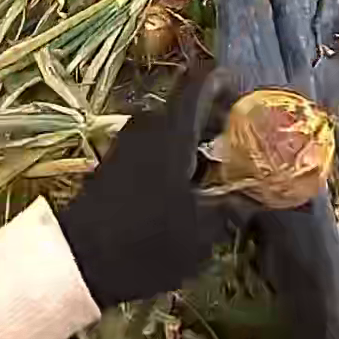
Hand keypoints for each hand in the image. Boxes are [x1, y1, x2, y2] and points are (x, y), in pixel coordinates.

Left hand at [58, 64, 235, 307]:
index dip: (227, 81)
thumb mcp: (202, 232)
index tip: (246, 101)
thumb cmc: (147, 239)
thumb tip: (258, 197)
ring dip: (197, 138)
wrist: (80, 258)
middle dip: (218, 118)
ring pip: (173, 123)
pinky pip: (156, 139)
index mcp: (174, 128)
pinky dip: (177, 151)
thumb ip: (234, 207)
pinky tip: (187, 186)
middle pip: (190, 102)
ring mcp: (130, 137)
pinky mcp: (118, 156)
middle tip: (241, 146)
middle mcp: (152, 122)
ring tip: (218, 171)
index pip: (202, 79)